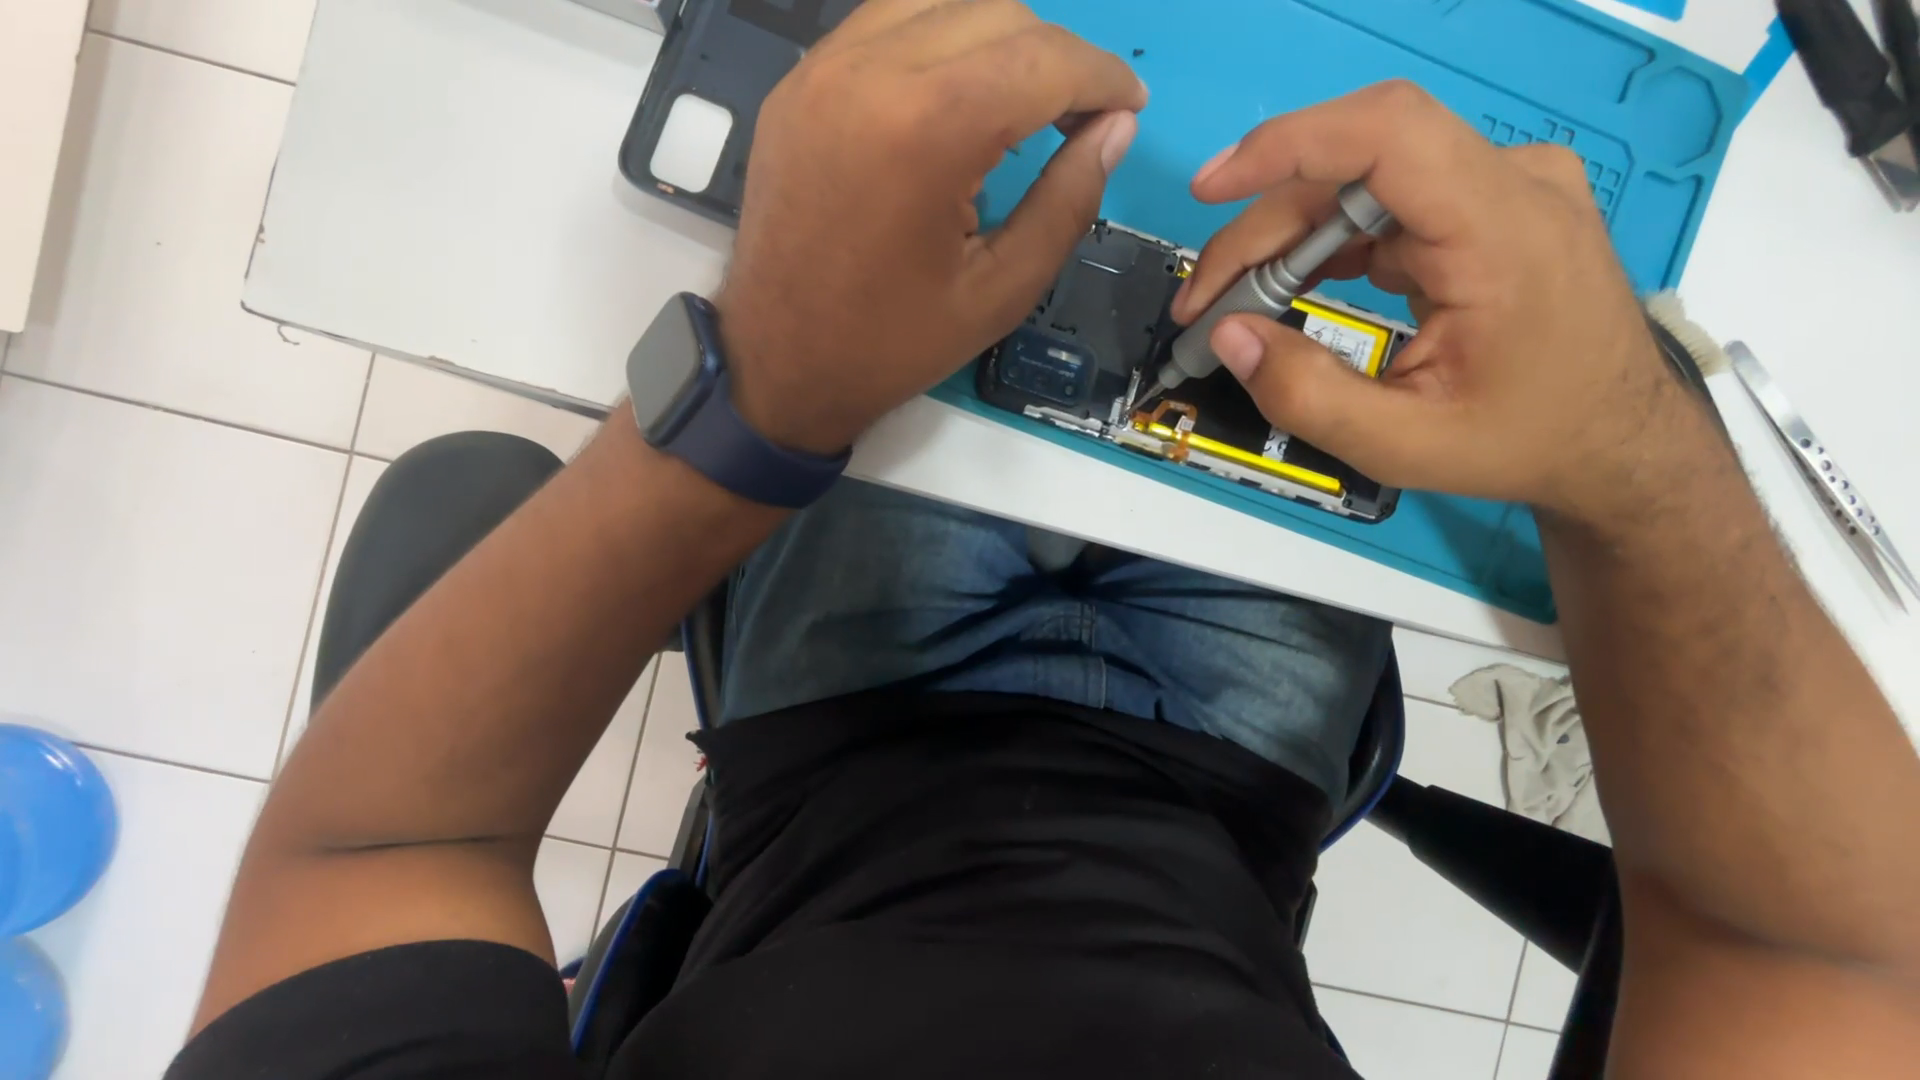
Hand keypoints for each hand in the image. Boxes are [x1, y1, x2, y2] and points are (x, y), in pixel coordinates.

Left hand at [718, 0, 1147, 454]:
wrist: (779, 365)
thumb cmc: (893, 345)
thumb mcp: (1001, 291)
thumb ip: (1068, 202)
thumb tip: (1114, 129)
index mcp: (926, 130)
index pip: (1041, 58)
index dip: (1102, 75)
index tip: (1130, 105)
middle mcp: (869, 71)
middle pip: (998, 13)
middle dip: (1056, 57)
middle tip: (1081, 116)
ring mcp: (823, 70)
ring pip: (939, 1)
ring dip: (999, 39)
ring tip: (1024, 102)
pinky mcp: (798, 84)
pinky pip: (885, 24)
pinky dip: (939, 41)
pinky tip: (958, 96)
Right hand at [1173, 81, 1712, 524]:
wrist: (1614, 439)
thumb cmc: (1521, 441)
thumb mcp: (1402, 444)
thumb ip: (1306, 395)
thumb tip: (1226, 336)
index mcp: (1502, 230)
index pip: (1387, 134)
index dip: (1288, 144)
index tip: (1210, 187)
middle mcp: (1507, 182)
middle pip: (1352, 167)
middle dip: (1260, 230)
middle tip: (1202, 304)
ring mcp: (1496, 189)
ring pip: (1356, 187)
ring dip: (1282, 242)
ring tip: (1232, 305)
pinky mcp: (1478, 208)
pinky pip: (1378, 207)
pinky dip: (1318, 247)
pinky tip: (1284, 289)